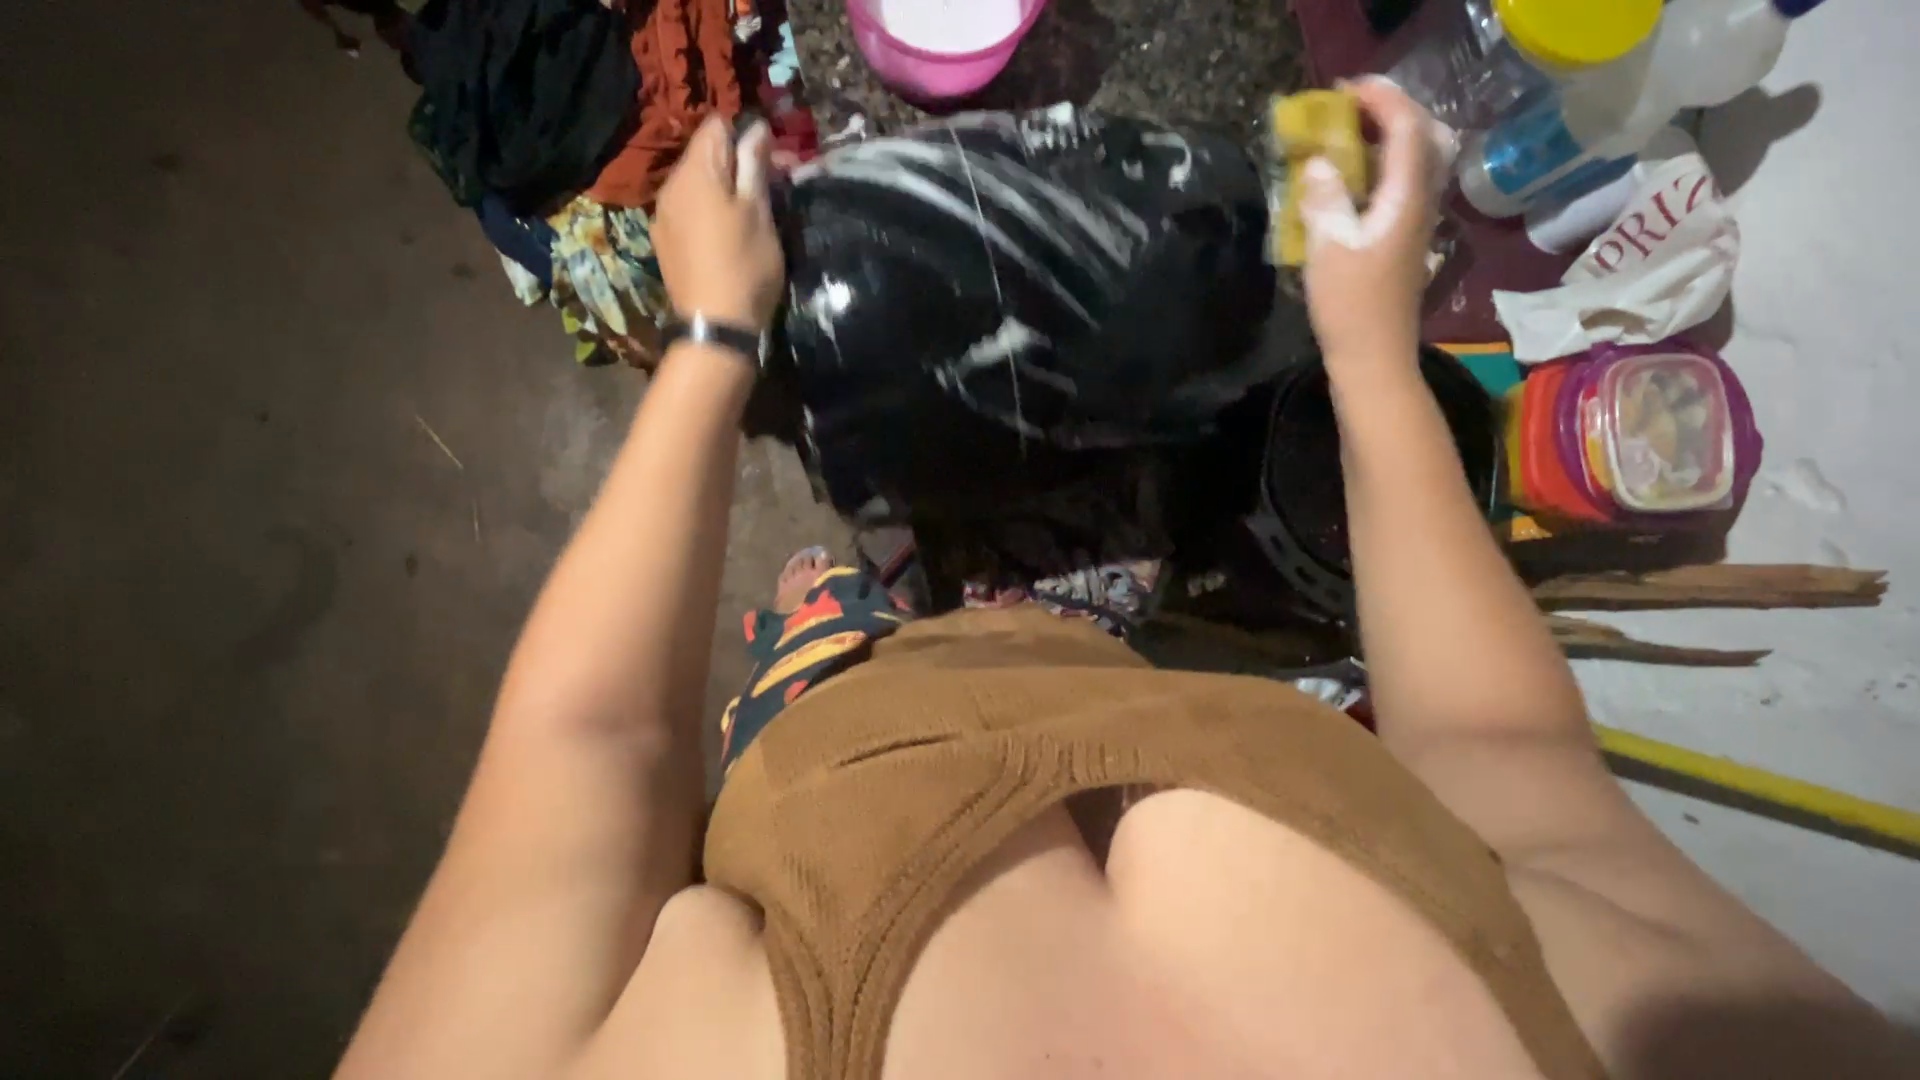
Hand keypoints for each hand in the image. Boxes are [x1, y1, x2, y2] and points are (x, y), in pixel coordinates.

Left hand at [652, 116, 784, 332]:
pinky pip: (686, 210)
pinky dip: (705, 211)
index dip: (746, 135)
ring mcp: (663, 215)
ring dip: (720, 189)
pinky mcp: (664, 241)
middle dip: (734, 163)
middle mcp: (671, 185)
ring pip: (694, 184)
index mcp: (697, 172)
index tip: (771, 161)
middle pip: (703, 155)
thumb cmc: (746, 266)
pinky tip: (721, 235)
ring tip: (746, 214)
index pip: (716, 126)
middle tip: (767, 188)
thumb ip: (754, 167)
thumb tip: (756, 129)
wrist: (716, 325)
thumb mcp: (759, 213)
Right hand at [1299, 78, 1445, 377]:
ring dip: (1391, 141)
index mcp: (1406, 199)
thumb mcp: (1328, 251)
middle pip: (1426, 139)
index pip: (1407, 129)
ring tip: (1351, 140)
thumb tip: (1321, 165)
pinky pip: (1404, 188)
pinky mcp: (1405, 244)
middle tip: (1353, 112)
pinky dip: (1385, 170)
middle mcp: (1421, 204)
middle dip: (1394, 114)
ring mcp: (1417, 225)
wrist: (1374, 358)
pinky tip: (1354, 184)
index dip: (1382, 100)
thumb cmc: (1351, 307)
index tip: (1346, 91)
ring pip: (1419, 164)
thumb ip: (1325, 200)